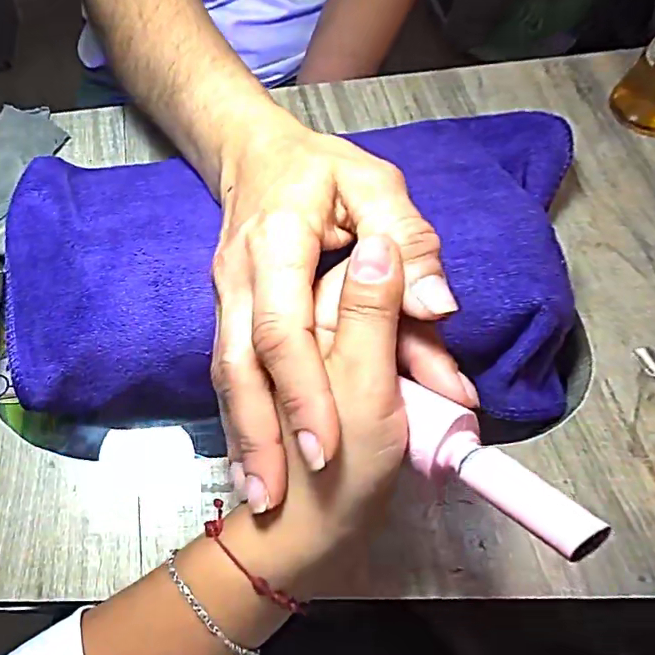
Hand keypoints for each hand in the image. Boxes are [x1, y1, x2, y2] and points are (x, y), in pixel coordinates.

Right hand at [212, 107, 472, 515]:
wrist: (248, 156)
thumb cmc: (316, 169)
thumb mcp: (375, 184)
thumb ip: (409, 240)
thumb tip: (433, 305)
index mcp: (274, 245)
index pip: (284, 329)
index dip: (303, 392)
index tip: (327, 449)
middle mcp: (236, 279)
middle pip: (240, 364)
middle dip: (258, 433)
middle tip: (275, 498)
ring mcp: (221, 296)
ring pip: (225, 372)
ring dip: (240, 434)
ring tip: (256, 491)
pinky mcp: (222, 310)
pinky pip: (225, 368)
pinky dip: (235, 415)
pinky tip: (244, 454)